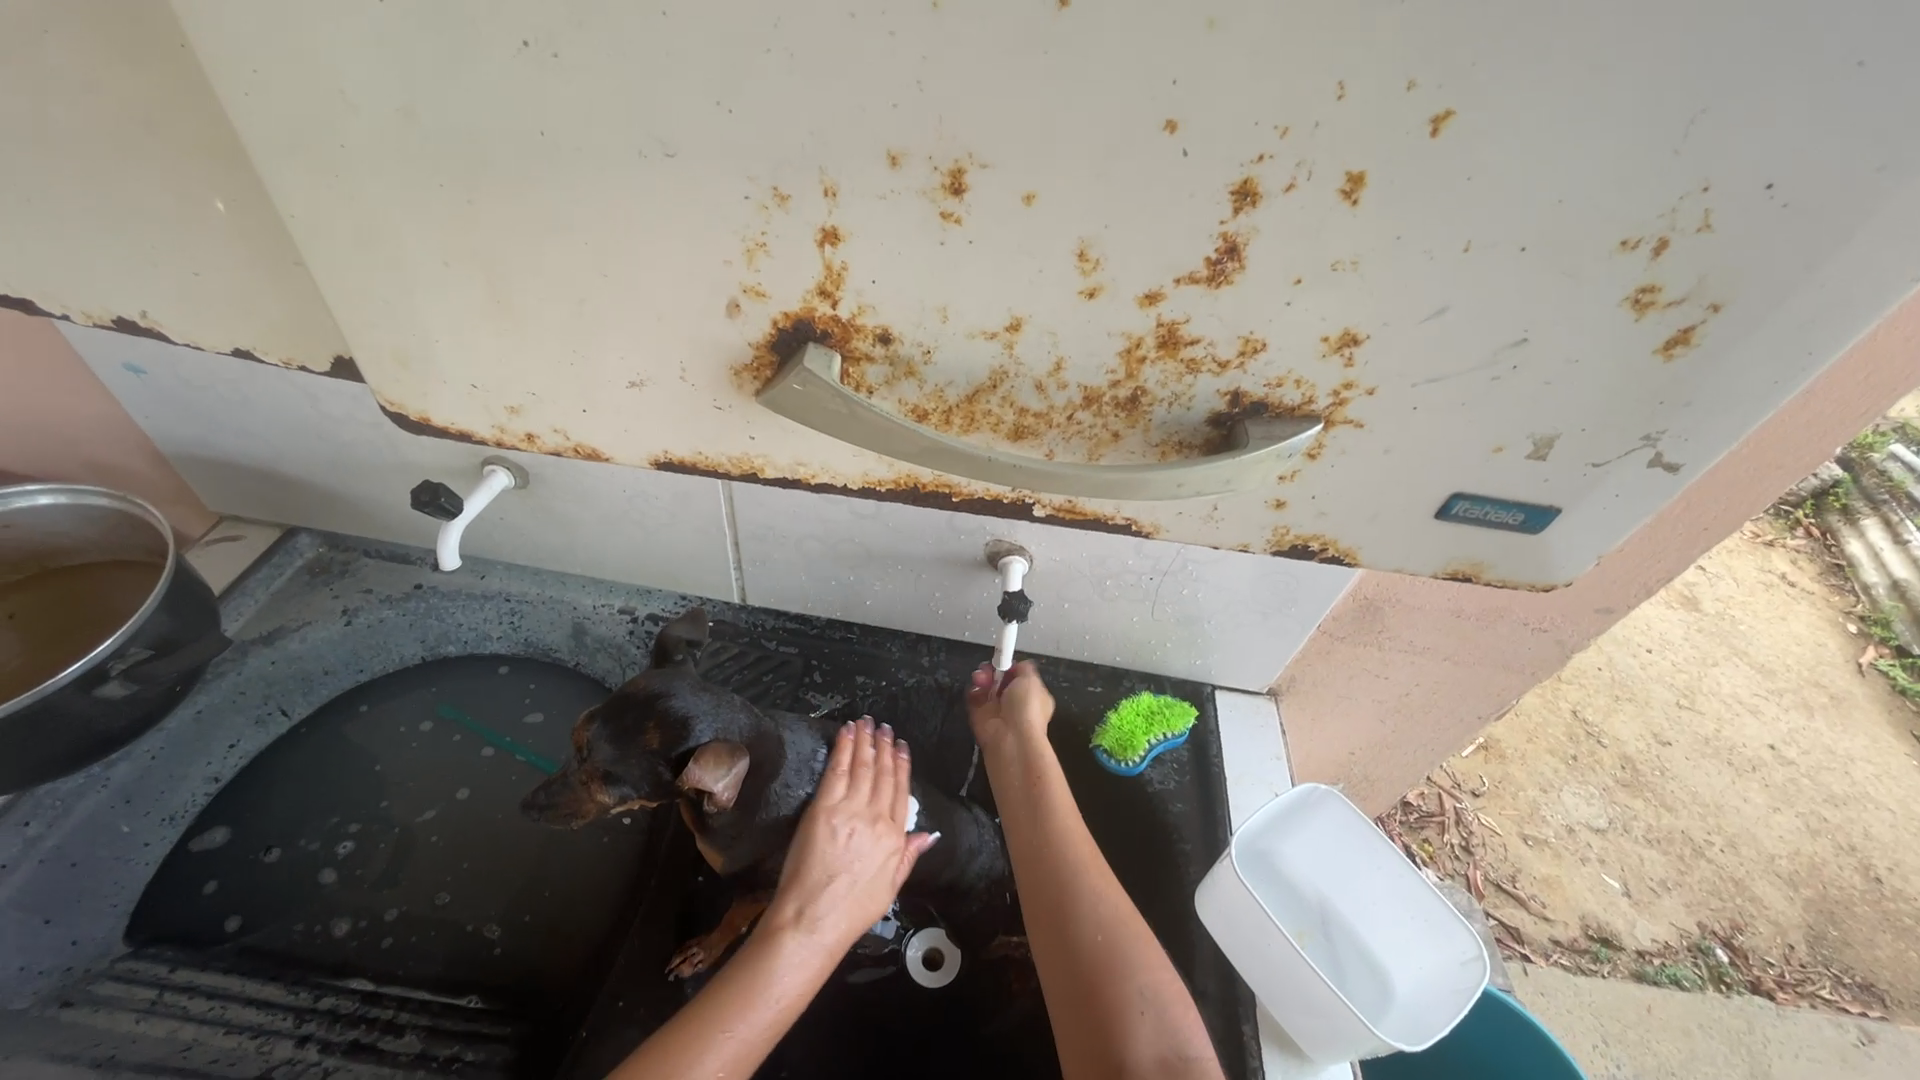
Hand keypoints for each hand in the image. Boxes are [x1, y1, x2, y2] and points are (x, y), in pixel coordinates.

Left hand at [762, 717, 938, 953]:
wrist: (814, 920)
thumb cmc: (851, 911)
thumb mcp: (891, 887)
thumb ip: (909, 856)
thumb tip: (929, 834)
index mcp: (895, 838)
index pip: (901, 792)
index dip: (902, 766)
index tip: (902, 747)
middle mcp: (877, 819)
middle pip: (883, 774)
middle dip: (885, 747)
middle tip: (885, 727)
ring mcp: (850, 810)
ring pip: (863, 767)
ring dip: (866, 741)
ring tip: (867, 722)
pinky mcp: (824, 808)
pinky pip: (837, 770)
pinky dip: (843, 748)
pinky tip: (846, 732)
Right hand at [966, 660, 1055, 753]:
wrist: (1010, 738)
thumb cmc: (1026, 708)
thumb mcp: (1032, 680)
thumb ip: (1025, 668)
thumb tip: (1019, 664)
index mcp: (1033, 695)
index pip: (1019, 676)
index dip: (1011, 666)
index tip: (1004, 659)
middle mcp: (1015, 702)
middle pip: (1000, 679)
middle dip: (994, 670)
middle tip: (990, 668)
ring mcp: (997, 709)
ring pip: (986, 686)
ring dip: (982, 678)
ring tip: (981, 677)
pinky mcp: (980, 715)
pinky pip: (974, 697)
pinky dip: (973, 690)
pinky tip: (976, 687)